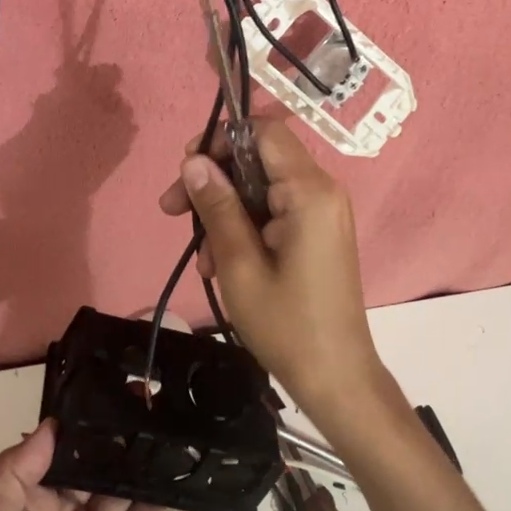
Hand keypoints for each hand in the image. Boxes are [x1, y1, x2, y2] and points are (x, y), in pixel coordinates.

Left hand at [0, 419, 164, 510]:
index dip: (83, 440)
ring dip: (140, 484)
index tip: (112, 408)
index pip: (57, 467)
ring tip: (166, 450)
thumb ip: (15, 471)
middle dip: (119, 458)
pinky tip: (166, 493)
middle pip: (93, 487)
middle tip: (150, 421)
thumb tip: (49, 423)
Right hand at [158, 118, 382, 415]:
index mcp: (309, 192)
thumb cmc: (286, 325)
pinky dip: (244, 225)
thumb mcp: (239, 265)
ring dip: (224, 209)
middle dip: (215, 178)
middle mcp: (322, 191)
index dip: (222, 138)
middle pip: (258, 157)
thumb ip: (217, 206)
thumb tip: (194, 161)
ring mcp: (322, 212)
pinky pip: (273, 209)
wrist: (337, 380)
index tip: (188, 166)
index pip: (264, 130)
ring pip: (261, 186)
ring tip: (199, 252)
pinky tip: (219, 262)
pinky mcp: (317, 232)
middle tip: (173, 208)